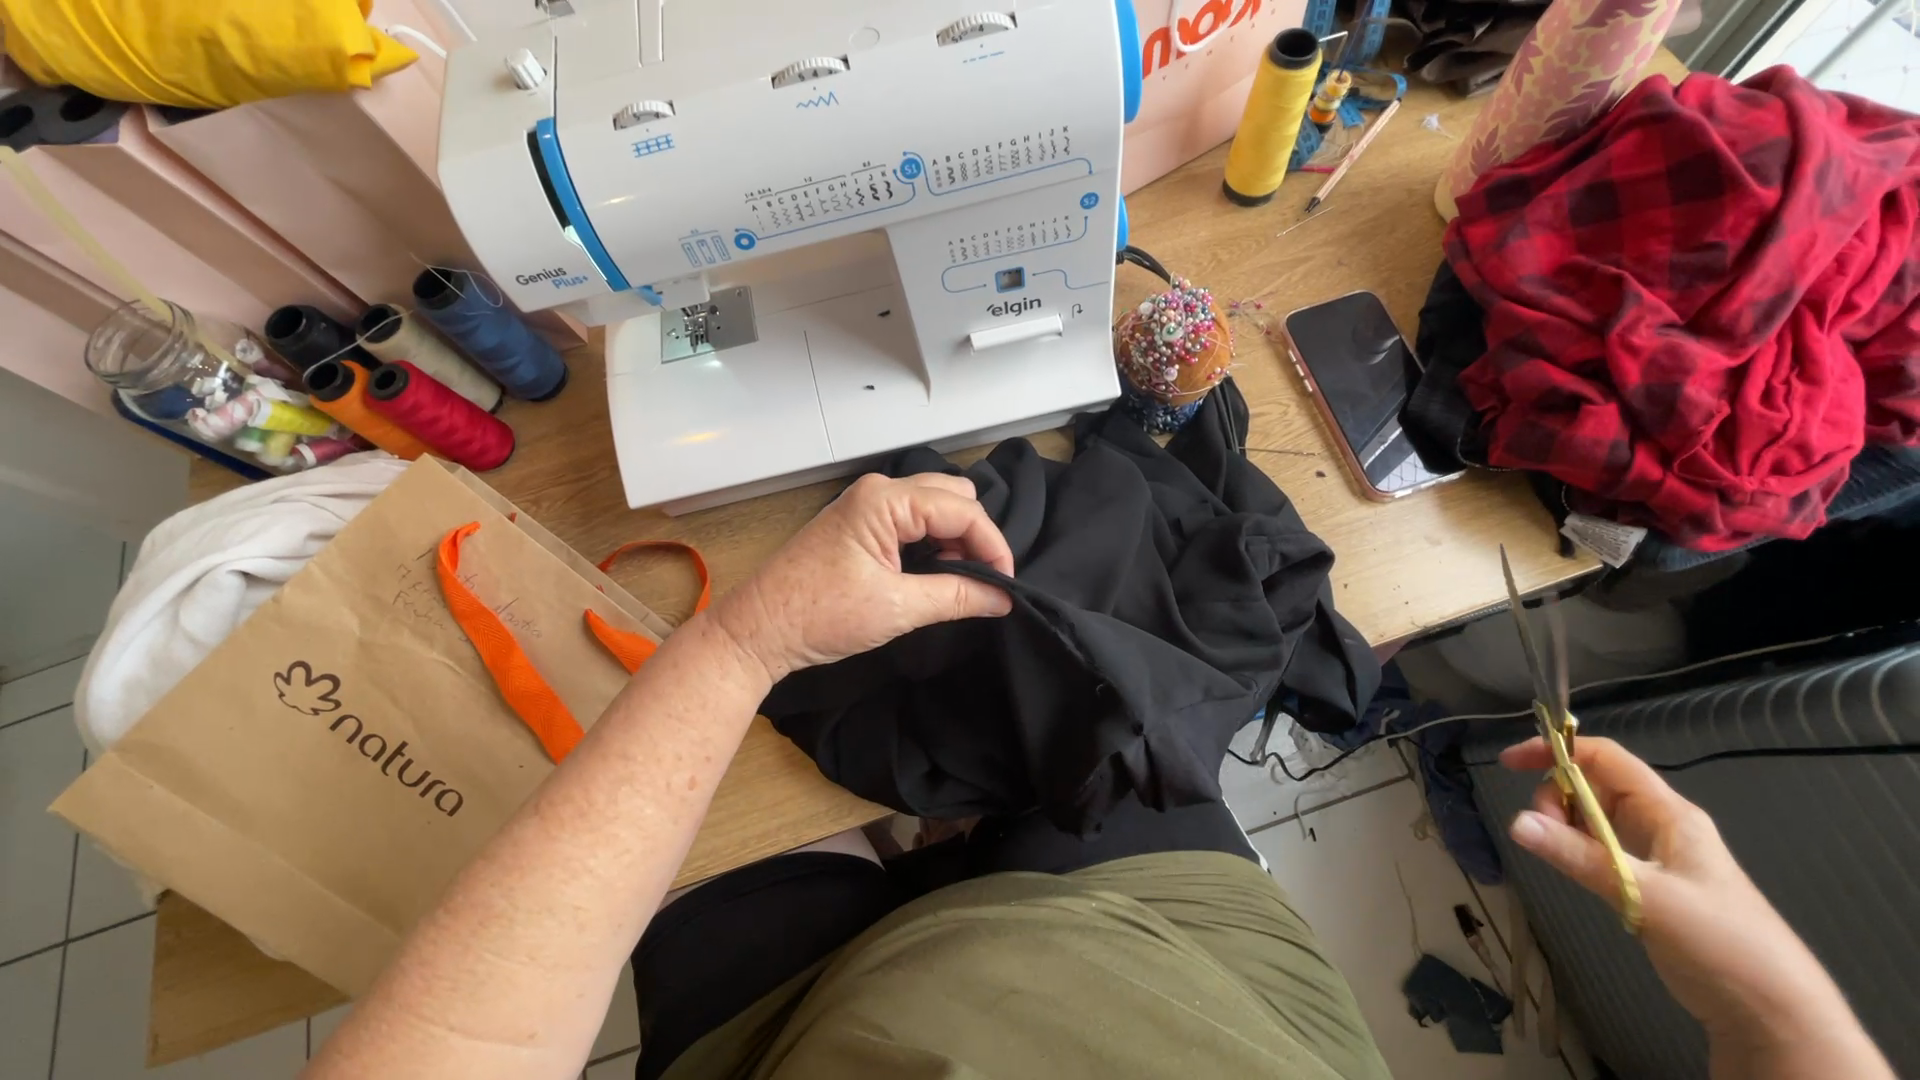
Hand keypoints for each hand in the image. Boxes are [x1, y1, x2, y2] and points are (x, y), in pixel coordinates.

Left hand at [710, 473, 1013, 682]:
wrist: (760, 629)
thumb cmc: (818, 616)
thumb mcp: (898, 609)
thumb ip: (957, 596)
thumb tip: (1003, 598)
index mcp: (885, 500)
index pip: (962, 509)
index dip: (993, 545)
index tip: (1006, 585)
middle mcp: (879, 491)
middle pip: (953, 496)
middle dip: (976, 536)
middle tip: (984, 581)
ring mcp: (868, 504)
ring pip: (936, 504)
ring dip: (956, 538)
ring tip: (961, 580)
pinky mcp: (862, 522)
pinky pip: (914, 518)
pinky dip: (934, 540)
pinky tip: (936, 571)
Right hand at [1501, 738, 1891, 1077]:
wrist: (1776, 1014)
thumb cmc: (1723, 942)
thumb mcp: (1645, 895)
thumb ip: (1579, 857)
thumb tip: (1514, 822)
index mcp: (1669, 814)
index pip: (1606, 758)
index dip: (1557, 749)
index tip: (1509, 762)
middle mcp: (1660, 825)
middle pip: (1594, 784)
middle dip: (1556, 794)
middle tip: (1539, 829)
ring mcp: (1655, 855)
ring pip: (1594, 816)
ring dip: (1563, 822)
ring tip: (1553, 851)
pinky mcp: (1647, 883)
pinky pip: (1599, 847)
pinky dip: (1574, 846)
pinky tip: (1566, 864)